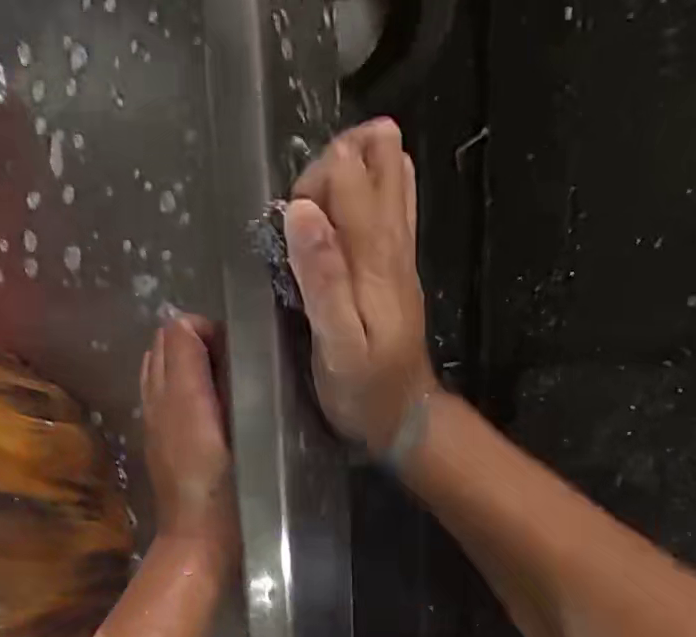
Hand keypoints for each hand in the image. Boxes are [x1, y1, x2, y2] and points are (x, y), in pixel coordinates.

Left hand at [141, 315, 236, 559]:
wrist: (197, 538)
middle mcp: (157, 398)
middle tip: (230, 365)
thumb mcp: (238, 432)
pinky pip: (158, 392)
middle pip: (162, 343)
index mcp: (179, 392)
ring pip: (157, 366)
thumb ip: (222, 383)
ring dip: (183, 362)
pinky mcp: (154, 438)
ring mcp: (152, 419)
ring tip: (218, 384)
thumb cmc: (230, 489)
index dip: (207, 330)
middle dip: (193, 341)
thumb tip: (219, 344)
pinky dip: (176, 385)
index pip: (178, 330)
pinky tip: (204, 408)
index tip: (236, 352)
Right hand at [284, 118, 436, 454]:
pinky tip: (375, 175)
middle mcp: (392, 246)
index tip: (290, 217)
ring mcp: (400, 255)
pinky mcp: (398, 269)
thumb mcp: (336, 345)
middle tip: (307, 201)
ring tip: (339, 164)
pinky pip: (398, 209)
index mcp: (373, 259)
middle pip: (374, 168)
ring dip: (364, 162)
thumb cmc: (363, 390)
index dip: (315, 181)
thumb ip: (322, 280)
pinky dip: (383, 182)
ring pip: (392, 182)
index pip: (349, 181)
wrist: (405, 416)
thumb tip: (301, 213)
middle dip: (336, 164)